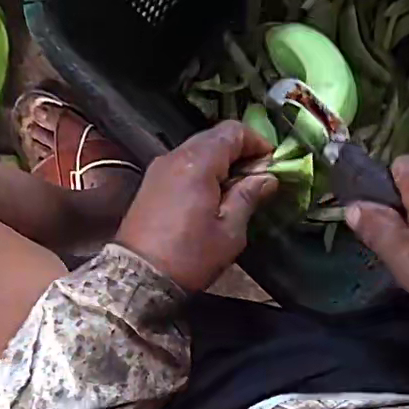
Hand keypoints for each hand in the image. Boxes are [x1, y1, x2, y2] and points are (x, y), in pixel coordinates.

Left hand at [116, 121, 278, 291]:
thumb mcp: (229, 231)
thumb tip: (267, 177)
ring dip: (220, 163)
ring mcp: (158, 169)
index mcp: (197, 162)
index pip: (233, 131)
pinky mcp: (149, 185)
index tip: (272, 164)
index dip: (258, 142)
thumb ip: (249, 196)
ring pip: (197, 151)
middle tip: (257, 178)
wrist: (137, 277)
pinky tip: (211, 197)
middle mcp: (174, 156)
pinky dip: (202, 172)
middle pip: (214, 137)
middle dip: (240, 152)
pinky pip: (182, 166)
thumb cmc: (189, 256)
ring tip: (236, 191)